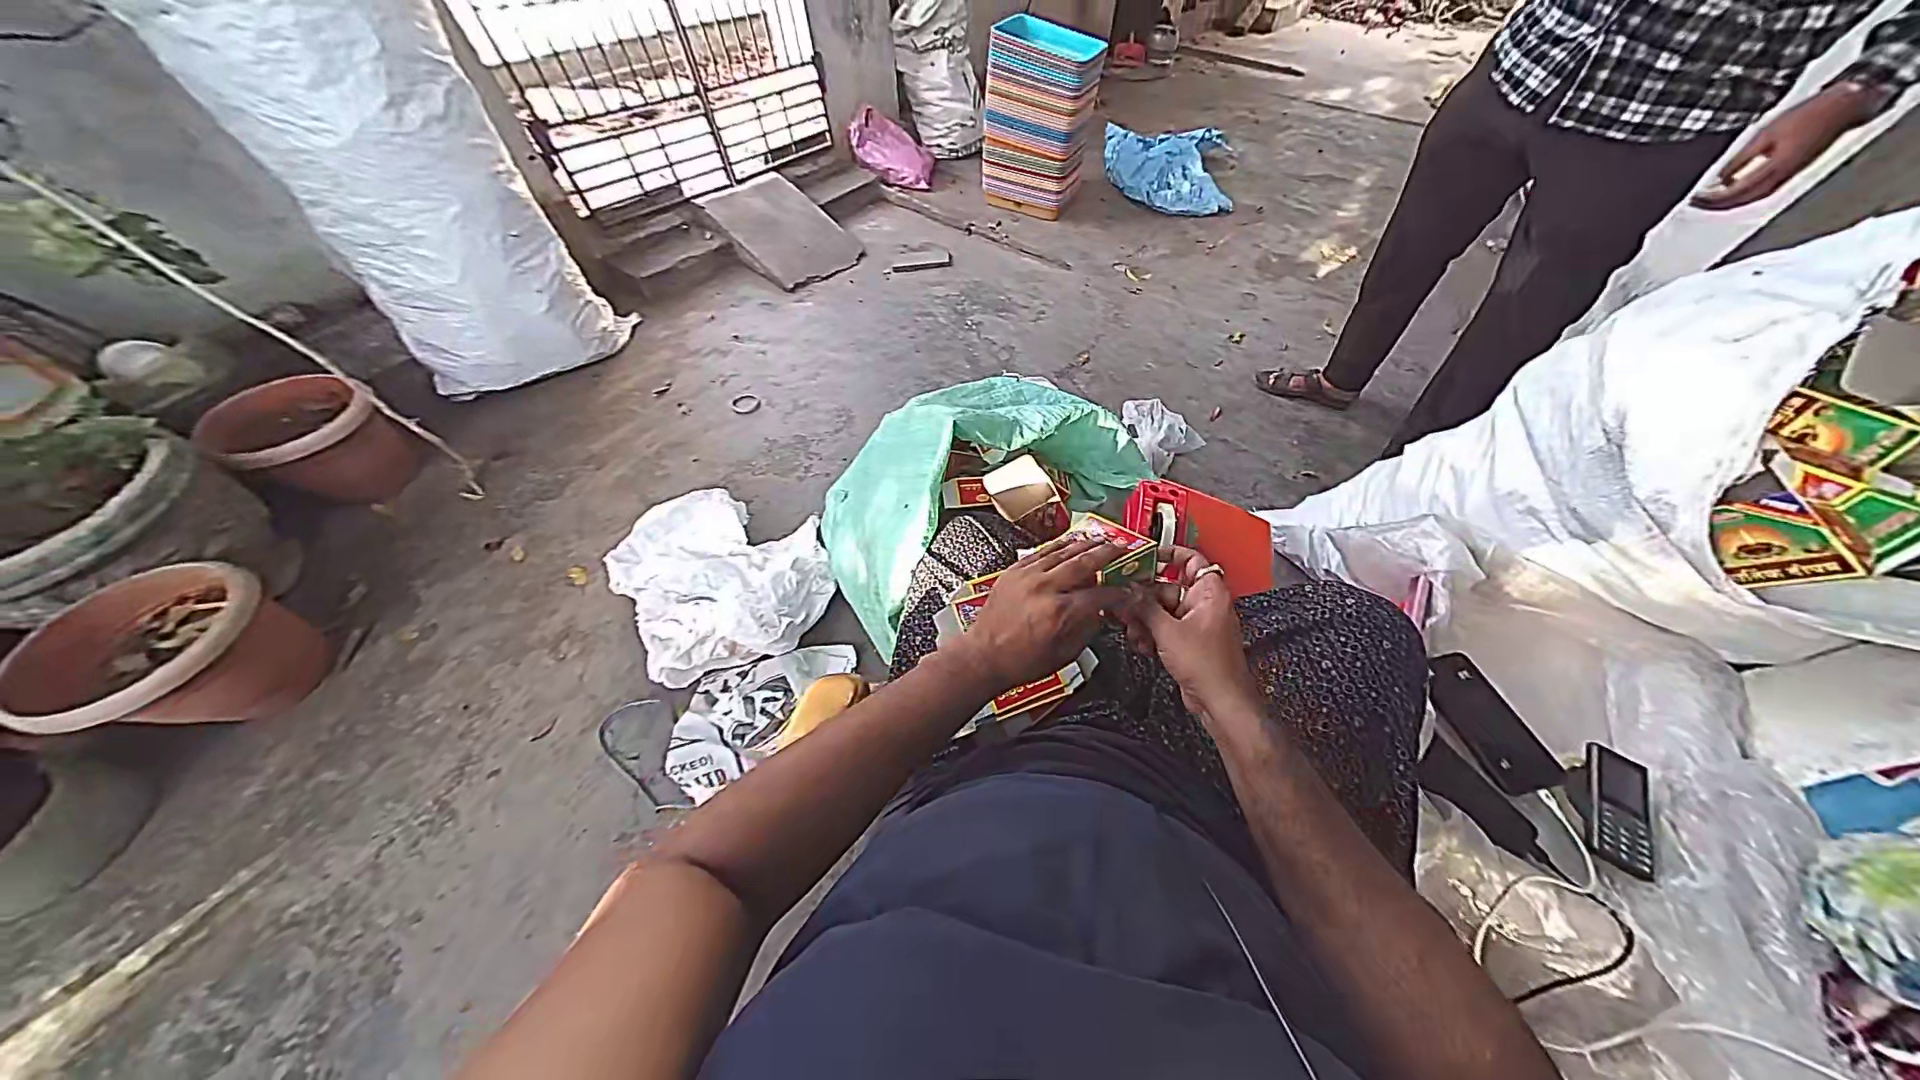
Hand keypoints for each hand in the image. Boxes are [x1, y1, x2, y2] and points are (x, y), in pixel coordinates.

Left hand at [942, 537, 1129, 693]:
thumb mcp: (1064, 653)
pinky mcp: (1013, 573)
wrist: (983, 657)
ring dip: (1086, 543)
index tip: (1128, 591)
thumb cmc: (1018, 660)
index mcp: (1059, 612)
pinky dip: (1058, 546)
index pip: (1100, 595)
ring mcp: (1026, 578)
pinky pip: (1041, 552)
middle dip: (1108, 553)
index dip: (1119, 593)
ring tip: (1102, 538)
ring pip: (1062, 552)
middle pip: (1084, 563)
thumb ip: (1086, 629)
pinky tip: (1070, 543)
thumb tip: (1100, 612)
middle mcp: (1043, 589)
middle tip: (1122, 547)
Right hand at [1123, 547, 1259, 720]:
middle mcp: (1205, 604)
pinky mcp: (1188, 640)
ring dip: (1144, 619)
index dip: (1169, 554)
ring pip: (1162, 609)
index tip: (1148, 555)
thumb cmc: (1209, 667)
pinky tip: (1143, 644)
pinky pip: (1164, 627)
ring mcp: (1196, 623)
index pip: (1191, 560)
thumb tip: (1129, 590)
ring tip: (1133, 630)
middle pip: (1168, 588)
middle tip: (1125, 603)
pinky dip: (1151, 633)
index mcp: (1210, 593)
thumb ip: (1145, 606)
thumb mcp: (1167, 630)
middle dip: (1144, 598)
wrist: (1219, 700)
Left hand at [1692, 82, 1884, 209]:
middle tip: (1695, 204)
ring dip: (1729, 203)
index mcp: (1777, 167)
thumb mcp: (1764, 135)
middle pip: (1743, 201)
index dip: (1712, 199)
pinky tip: (1731, 192)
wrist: (1846, 104)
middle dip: (1716, 205)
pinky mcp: (1794, 170)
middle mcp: (1784, 175)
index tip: (1694, 199)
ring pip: (1753, 198)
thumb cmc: (1807, 114)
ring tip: (1708, 201)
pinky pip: (1764, 191)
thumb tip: (1718, 180)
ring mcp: (1791, 174)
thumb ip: (1740, 159)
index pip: (1736, 193)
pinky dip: (1744, 196)